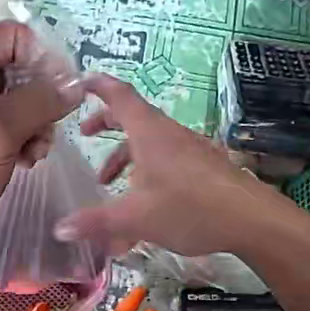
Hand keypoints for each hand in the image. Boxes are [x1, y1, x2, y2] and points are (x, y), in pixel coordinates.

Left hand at [0, 21, 80, 247]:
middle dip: (40, 101)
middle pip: (17, 68)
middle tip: (46, 133)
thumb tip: (78, 84)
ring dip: (34, 126)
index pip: (15, 36)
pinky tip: (23, 162)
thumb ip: (43, 100)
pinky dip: (19, 139)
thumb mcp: (1, 129)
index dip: (46, 61)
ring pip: (15, 100)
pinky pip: (3, 124)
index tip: (67, 97)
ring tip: (34, 154)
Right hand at [57, 74, 289, 256]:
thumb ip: (96, 222)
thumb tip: (58, 228)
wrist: (251, 219)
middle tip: (85, 136)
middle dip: (106, 126)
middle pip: (133, 119)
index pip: (119, 95)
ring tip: (109, 187)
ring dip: (127, 162)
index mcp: (149, 133)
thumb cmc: (189, 209)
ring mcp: (191, 150)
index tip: (80, 82)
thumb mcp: (135, 217)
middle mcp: (170, 135)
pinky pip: (168, 165)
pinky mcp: (205, 169)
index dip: (98, 85)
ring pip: (151, 147)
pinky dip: (148, 179)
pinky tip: (144, 211)